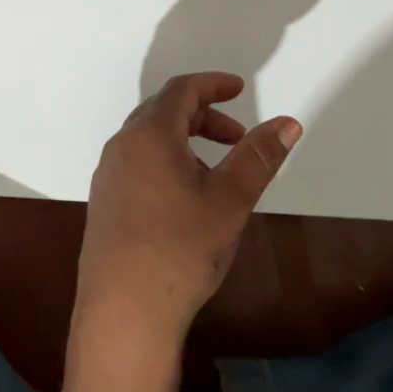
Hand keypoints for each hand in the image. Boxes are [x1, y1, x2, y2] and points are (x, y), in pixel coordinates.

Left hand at [77, 72, 300, 337]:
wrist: (124, 307)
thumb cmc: (180, 247)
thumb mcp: (230, 200)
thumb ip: (258, 157)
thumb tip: (288, 123)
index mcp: (149, 134)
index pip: (180, 91)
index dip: (212, 85)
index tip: (239, 88)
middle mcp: (122, 146)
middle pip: (162, 112)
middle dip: (203, 117)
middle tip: (238, 139)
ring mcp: (108, 175)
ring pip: (149, 140)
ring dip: (186, 143)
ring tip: (219, 175)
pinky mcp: (104, 202)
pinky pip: (137, 164)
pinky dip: (166, 163)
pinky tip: (187, 201)